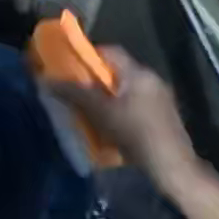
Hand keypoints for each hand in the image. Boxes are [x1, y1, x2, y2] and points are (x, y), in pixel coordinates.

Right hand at [48, 46, 201, 188]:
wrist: (172, 166)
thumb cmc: (135, 134)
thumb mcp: (101, 114)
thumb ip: (75, 94)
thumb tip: (47, 80)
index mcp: (139, 73)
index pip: (111, 52)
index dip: (89, 56)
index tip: (70, 68)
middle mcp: (153, 79)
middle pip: (119, 71)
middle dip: (96, 80)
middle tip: (76, 92)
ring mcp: (161, 98)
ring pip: (127, 89)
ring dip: (108, 96)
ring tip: (90, 111)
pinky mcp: (164, 116)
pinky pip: (136, 103)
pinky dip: (120, 108)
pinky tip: (111, 126)